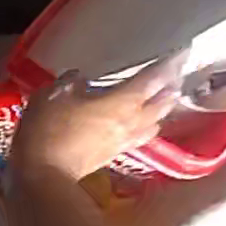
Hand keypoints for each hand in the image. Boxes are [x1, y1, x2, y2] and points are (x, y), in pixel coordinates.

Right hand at [9, 55, 184, 181]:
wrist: (42, 175)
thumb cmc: (47, 132)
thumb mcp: (50, 98)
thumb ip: (69, 84)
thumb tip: (79, 79)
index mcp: (125, 100)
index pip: (157, 75)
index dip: (172, 61)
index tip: (183, 50)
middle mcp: (134, 119)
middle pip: (165, 100)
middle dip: (170, 87)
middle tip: (171, 78)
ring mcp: (125, 140)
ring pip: (155, 122)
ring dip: (159, 111)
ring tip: (156, 104)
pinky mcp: (111, 157)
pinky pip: (137, 139)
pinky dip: (141, 130)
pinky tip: (134, 128)